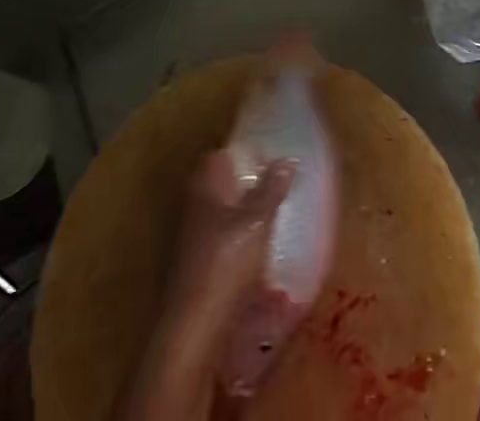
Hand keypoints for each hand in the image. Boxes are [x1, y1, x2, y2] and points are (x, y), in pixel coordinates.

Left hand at [163, 151, 295, 334]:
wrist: (196, 326)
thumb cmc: (227, 262)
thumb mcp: (257, 222)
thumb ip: (271, 190)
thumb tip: (286, 159)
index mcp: (205, 188)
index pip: (218, 156)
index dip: (241, 152)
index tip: (268, 156)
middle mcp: (194, 208)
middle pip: (220, 185)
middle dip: (246, 184)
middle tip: (278, 187)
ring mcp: (194, 239)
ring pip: (222, 215)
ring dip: (245, 215)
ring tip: (277, 220)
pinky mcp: (199, 267)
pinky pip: (224, 243)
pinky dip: (242, 243)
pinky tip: (262, 256)